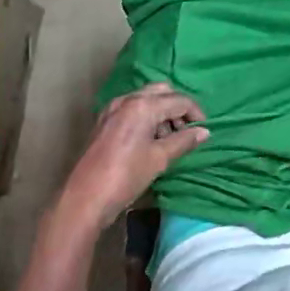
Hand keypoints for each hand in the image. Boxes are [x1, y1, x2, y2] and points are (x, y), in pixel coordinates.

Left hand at [55, 82, 208, 230]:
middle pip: (162, 92)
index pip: (179, 100)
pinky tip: (149, 140)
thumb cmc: (126, 176)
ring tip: (169, 139)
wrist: (85, 199)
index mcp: (143, 105)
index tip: (203, 130)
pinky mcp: (104, 121)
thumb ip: (183, 141)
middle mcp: (127, 99)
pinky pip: (132, 108)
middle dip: (177, 107)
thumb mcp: (159, 158)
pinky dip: (145, 116)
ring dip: (161, 112)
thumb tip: (204, 132)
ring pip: (145, 98)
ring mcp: (112, 109)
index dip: (196, 113)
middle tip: (186, 131)